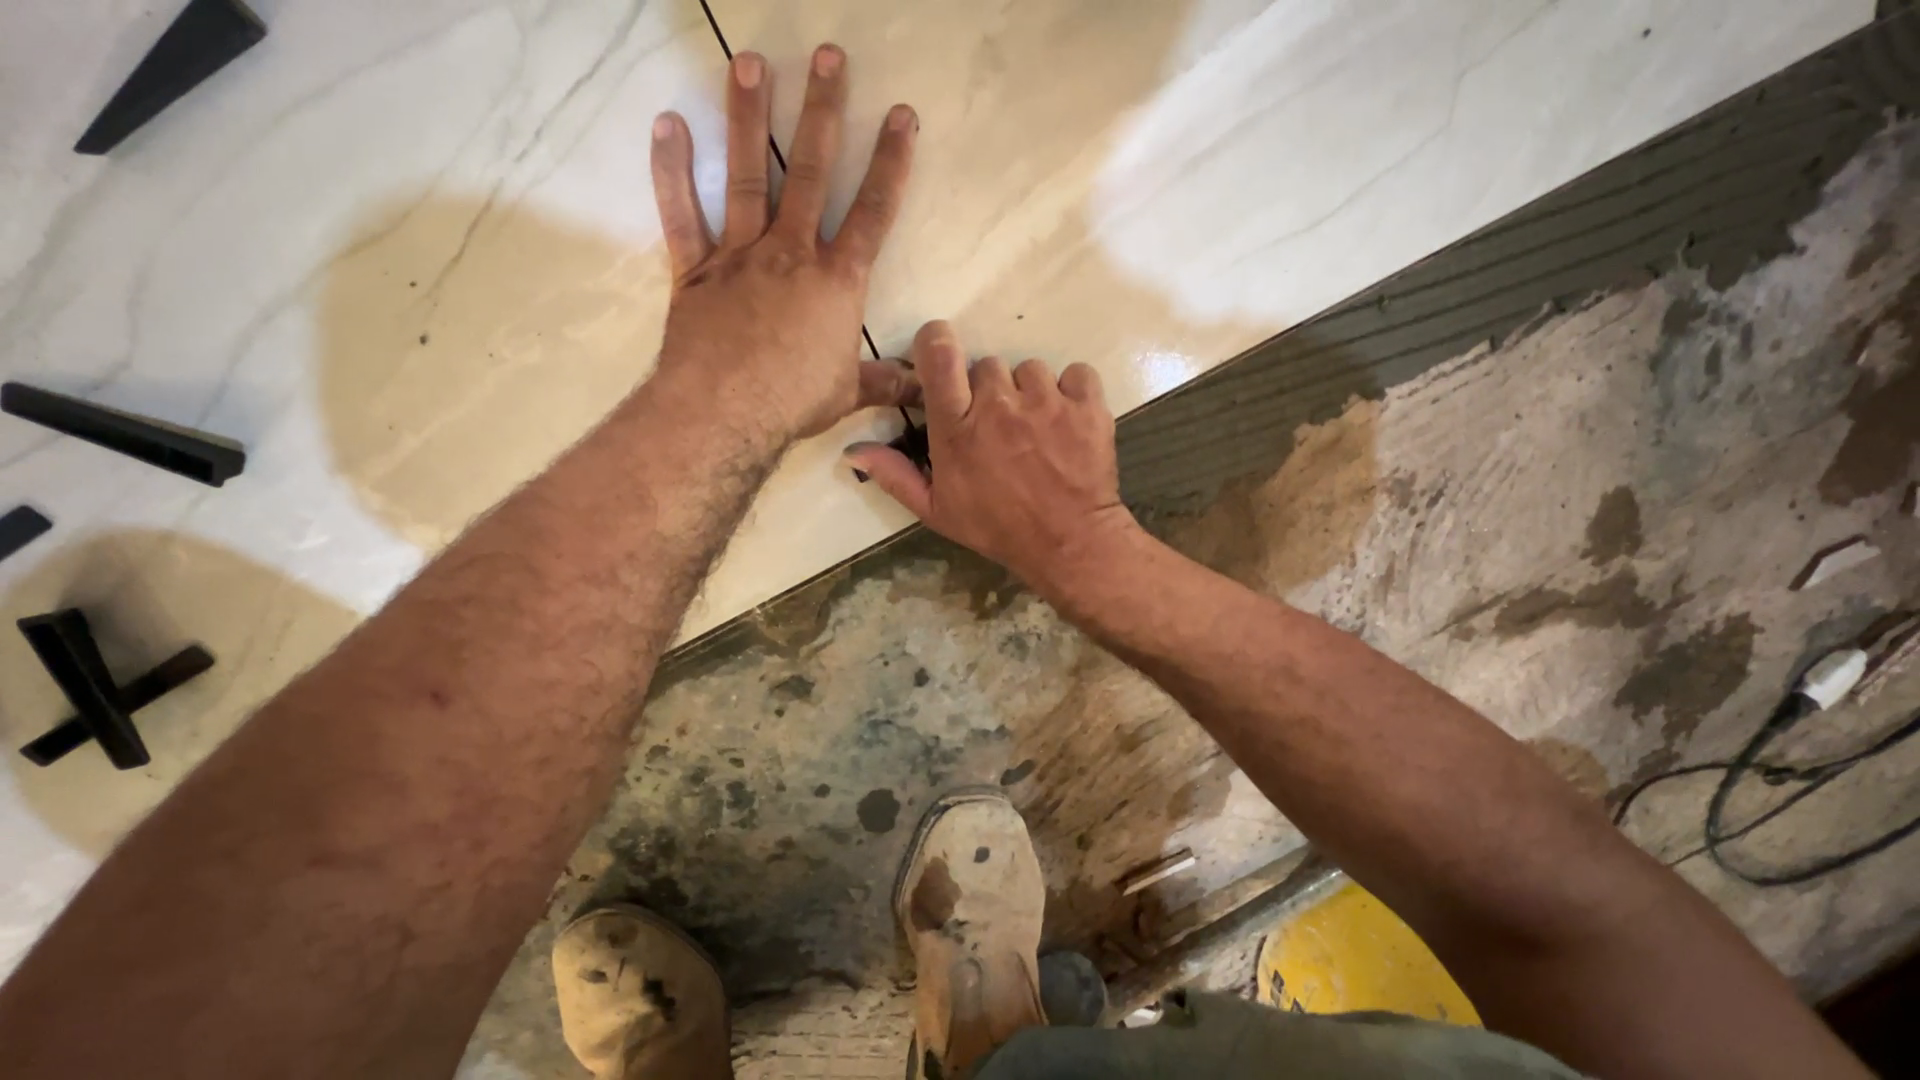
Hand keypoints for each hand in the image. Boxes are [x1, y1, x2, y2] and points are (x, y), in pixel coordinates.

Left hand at [649, 46, 919, 441]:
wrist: (726, 413)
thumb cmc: (794, 402)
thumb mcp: (849, 392)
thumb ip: (885, 381)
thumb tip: (920, 388)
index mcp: (837, 282)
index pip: (873, 212)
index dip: (891, 162)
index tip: (901, 115)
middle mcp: (792, 254)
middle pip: (812, 172)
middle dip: (823, 111)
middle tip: (827, 56)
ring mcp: (741, 256)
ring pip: (748, 176)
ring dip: (748, 117)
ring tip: (748, 62)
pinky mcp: (697, 271)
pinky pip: (682, 214)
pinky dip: (672, 171)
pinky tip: (667, 124)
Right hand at [845, 321, 1142, 591]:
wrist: (1068, 543)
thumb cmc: (996, 528)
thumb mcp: (936, 511)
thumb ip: (895, 475)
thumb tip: (852, 450)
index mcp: (957, 427)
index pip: (938, 353)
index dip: (937, 343)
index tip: (942, 357)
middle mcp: (998, 405)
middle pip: (986, 365)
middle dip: (989, 390)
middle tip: (999, 428)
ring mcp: (1045, 402)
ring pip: (1029, 370)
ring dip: (1030, 393)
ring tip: (1037, 431)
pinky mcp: (1086, 405)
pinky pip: (1075, 375)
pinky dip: (1072, 393)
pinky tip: (1068, 422)